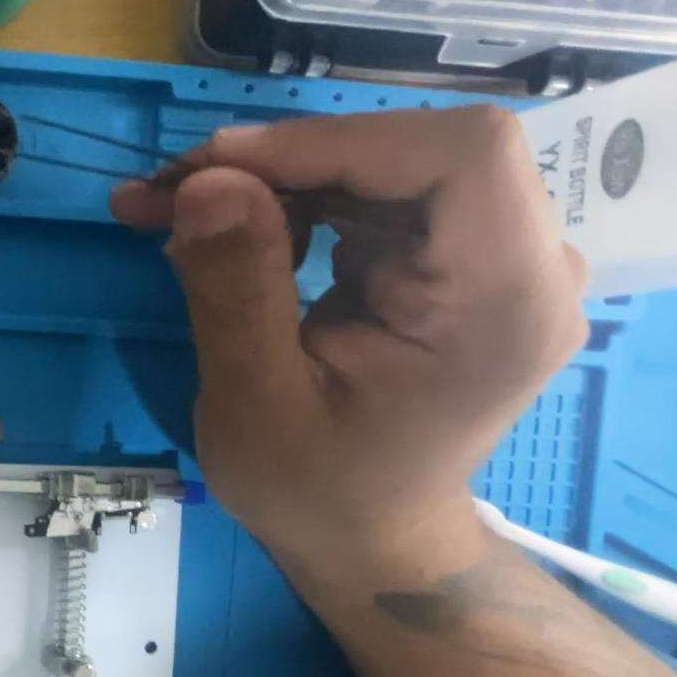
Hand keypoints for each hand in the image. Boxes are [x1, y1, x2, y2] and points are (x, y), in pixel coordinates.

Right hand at [110, 106, 586, 580]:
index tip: (210, 170)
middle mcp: (517, 264)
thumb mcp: (253, 400)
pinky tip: (212, 236)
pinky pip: (359, 202)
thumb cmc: (310, 487)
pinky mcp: (438, 264)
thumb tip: (204, 183)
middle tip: (159, 191)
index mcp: (499, 302)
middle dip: (274, 162)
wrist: (359, 534)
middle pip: (406, 154)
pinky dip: (277, 207)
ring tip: (161, 209)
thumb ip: (235, 288)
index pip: (455, 157)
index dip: (329, 142)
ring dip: (261, 182)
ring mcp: (481, 260)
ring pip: (372, 170)